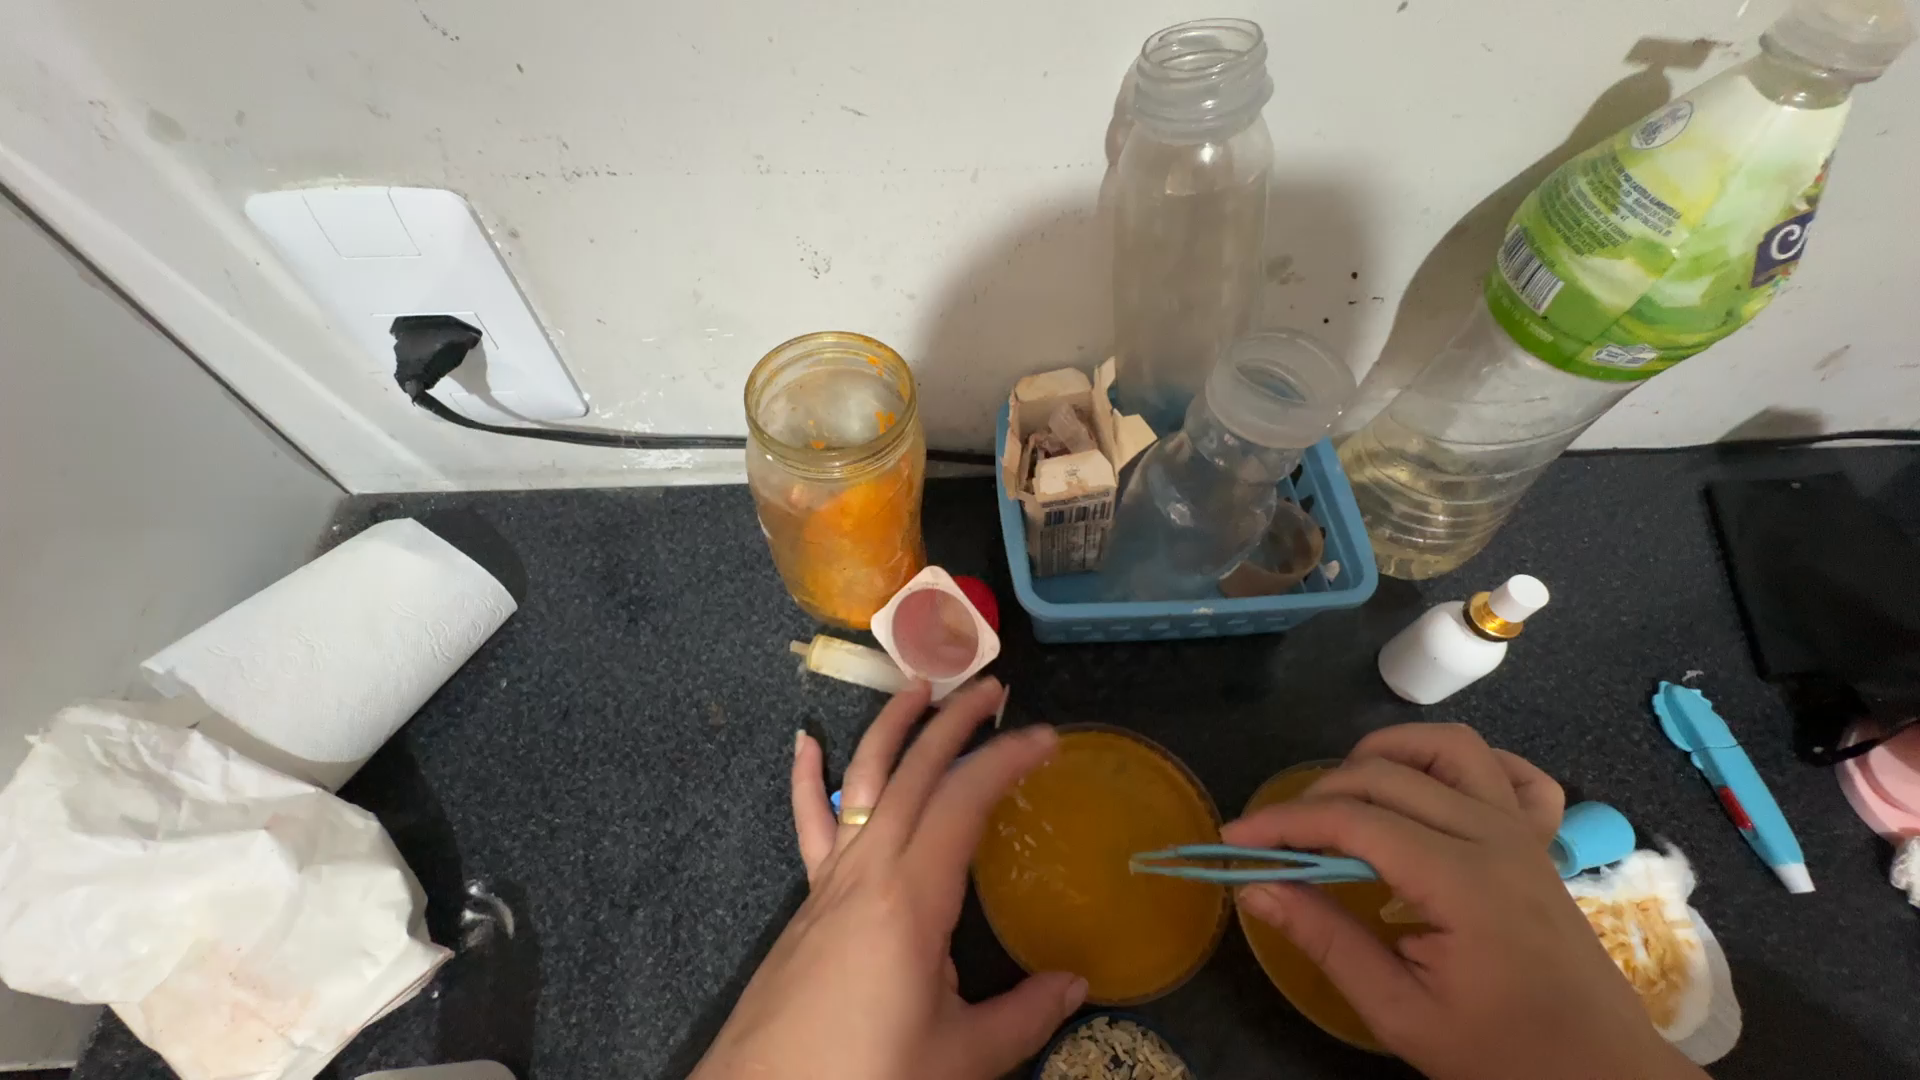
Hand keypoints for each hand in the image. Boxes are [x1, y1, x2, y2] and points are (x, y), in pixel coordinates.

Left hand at [690, 679, 1086, 1079]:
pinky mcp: (809, 894)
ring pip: (862, 778)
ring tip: (918, 686)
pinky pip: (808, 822)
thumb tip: (1077, 985)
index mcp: (912, 895)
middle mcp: (870, 865)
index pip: (964, 800)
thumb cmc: (867, 1074)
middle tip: (991, 687)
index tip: (1044, 737)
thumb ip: (1024, 1017)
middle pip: (914, 770)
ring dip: (891, 727)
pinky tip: (805, 741)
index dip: (1005, 759)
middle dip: (954, 720)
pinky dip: (807, 777)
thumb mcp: (959, 1058)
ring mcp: (833, 874)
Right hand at [1224, 724, 1706, 1079]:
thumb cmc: (1503, 1055)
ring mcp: (1523, 831)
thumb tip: (1254, 888)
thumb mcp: (1401, 1013)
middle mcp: (1494, 837)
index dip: (1283, 823)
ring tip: (1348, 795)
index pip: (1352, 821)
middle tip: (1283, 840)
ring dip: (1386, 754)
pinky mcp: (1539, 839)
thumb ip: (1325, 940)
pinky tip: (1431, 790)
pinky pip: (1510, 770)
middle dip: (1316, 796)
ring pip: (1447, 746)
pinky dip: (1461, 764)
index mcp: (1462, 882)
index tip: (1235, 839)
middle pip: (1384, 775)